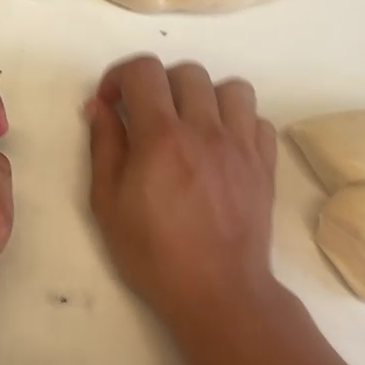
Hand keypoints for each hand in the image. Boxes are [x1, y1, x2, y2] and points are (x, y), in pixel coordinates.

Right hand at [86, 55, 278, 327]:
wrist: (217, 292)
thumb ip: (104, 147)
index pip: (143, 72)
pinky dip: (237, 123)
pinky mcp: (264, 165)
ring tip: (189, 125)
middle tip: (145, 116)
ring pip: (231, 88)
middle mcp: (205, 130)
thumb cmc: (152, 253)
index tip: (110, 104)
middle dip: (158, 85)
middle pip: (187, 72)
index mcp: (160, 137)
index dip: (119, 77)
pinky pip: (258, 120)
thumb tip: (99, 107)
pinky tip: (219, 147)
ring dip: (204, 97)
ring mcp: (241, 146)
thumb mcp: (107, 203)